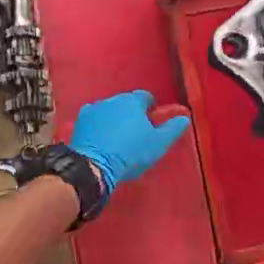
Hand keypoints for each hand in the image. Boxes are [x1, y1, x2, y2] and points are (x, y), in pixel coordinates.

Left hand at [67, 90, 191, 193]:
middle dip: (131, 114)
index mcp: (132, 101)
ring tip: (117, 140)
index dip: (151, 109)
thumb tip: (184, 117)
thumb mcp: (158, 144)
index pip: (146, 97)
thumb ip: (173, 129)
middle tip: (136, 134)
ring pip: (108, 111)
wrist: (94, 166)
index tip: (152, 122)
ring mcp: (93, 109)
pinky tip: (101, 142)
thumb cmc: (131, 153)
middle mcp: (111, 99)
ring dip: (113, 120)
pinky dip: (98, 128)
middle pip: (125, 103)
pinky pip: (93, 122)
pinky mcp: (79, 123)